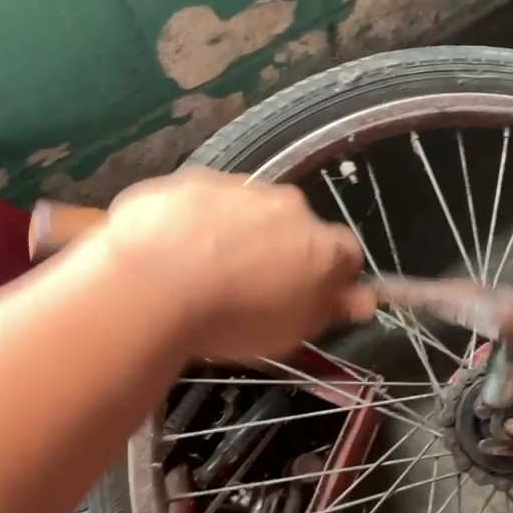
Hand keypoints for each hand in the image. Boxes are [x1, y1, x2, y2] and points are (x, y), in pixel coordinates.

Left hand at [90, 169, 377, 360]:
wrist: (151, 285)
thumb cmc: (231, 319)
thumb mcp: (289, 331)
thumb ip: (329, 310)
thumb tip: (362, 299)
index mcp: (319, 243)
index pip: (345, 253)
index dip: (329, 276)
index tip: (305, 297)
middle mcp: (285, 204)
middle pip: (292, 225)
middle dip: (277, 249)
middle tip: (246, 288)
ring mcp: (234, 186)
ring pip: (243, 209)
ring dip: (232, 233)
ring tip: (198, 274)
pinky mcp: (187, 181)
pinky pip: (196, 203)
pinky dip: (188, 223)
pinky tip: (166, 255)